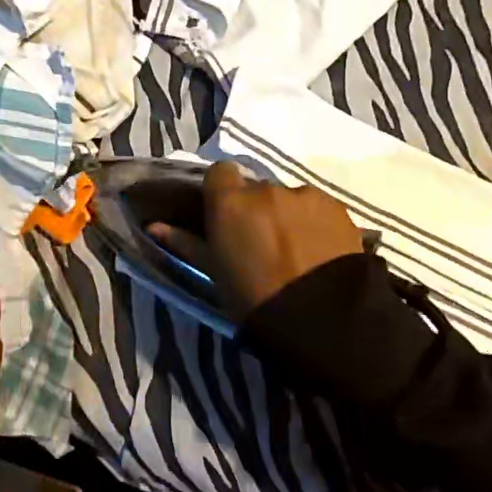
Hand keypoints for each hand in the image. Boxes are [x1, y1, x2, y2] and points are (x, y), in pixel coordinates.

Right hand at [149, 160, 364, 315]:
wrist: (321, 318)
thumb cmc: (256, 301)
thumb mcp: (216, 275)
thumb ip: (186, 243)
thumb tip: (155, 226)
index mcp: (231, 203)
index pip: (220, 173)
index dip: (223, 192)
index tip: (227, 217)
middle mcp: (267, 189)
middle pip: (258, 189)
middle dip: (259, 209)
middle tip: (264, 243)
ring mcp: (305, 195)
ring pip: (291, 198)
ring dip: (290, 215)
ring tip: (298, 251)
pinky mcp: (337, 206)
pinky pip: (319, 207)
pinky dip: (316, 223)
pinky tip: (321, 251)